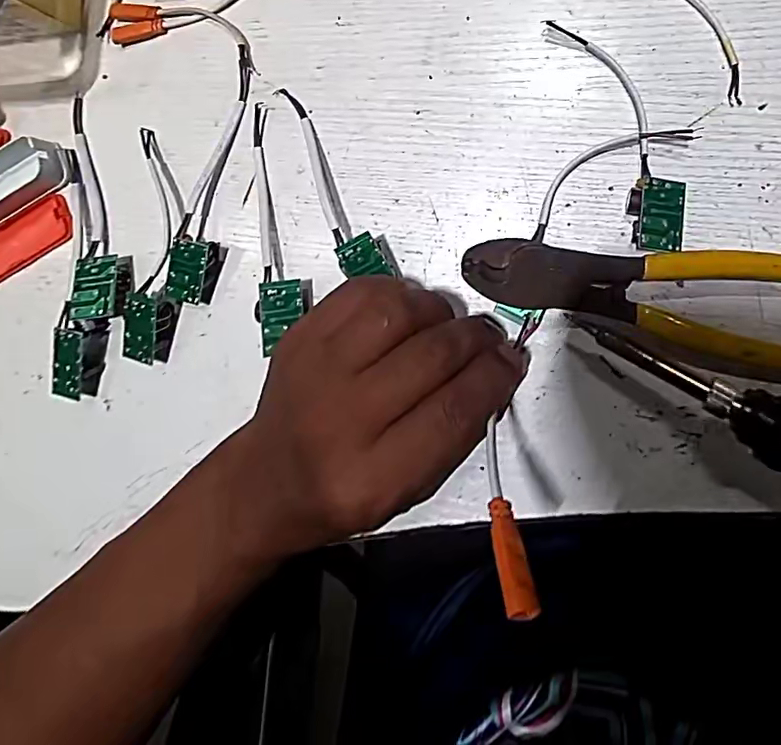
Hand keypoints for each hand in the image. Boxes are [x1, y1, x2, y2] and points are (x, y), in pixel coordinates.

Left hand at [218, 277, 528, 559]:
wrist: (270, 478)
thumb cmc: (342, 489)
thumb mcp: (410, 489)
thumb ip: (459, 432)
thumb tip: (498, 368)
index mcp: (370, 478)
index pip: (452, 412)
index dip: (494, 377)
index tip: (511, 362)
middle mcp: (337, 421)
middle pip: (431, 357)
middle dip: (477, 340)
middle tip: (488, 339)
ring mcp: (314, 371)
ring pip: (399, 313)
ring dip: (440, 312)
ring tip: (447, 325)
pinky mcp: (302, 336)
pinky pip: (363, 291)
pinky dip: (400, 292)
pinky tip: (410, 312)